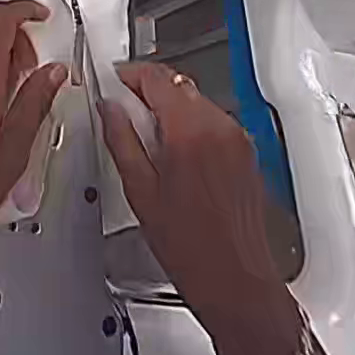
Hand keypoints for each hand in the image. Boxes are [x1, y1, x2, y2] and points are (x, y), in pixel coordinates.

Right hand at [99, 62, 302, 354]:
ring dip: (171, 107)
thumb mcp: (140, 190)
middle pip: (178, 84)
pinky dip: (192, 124)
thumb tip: (109, 110)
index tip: (116, 80)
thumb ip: (121, 139)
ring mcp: (236, 136)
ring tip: (151, 139)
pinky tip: (178, 153)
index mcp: (189, 131)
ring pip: (196, 100)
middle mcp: (218, 126)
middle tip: (126, 110)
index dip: (131, 74)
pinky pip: (213, 119)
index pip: (157, 78)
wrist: (236, 279)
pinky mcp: (245, 149)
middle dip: (149, 91)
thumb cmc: (191, 246)